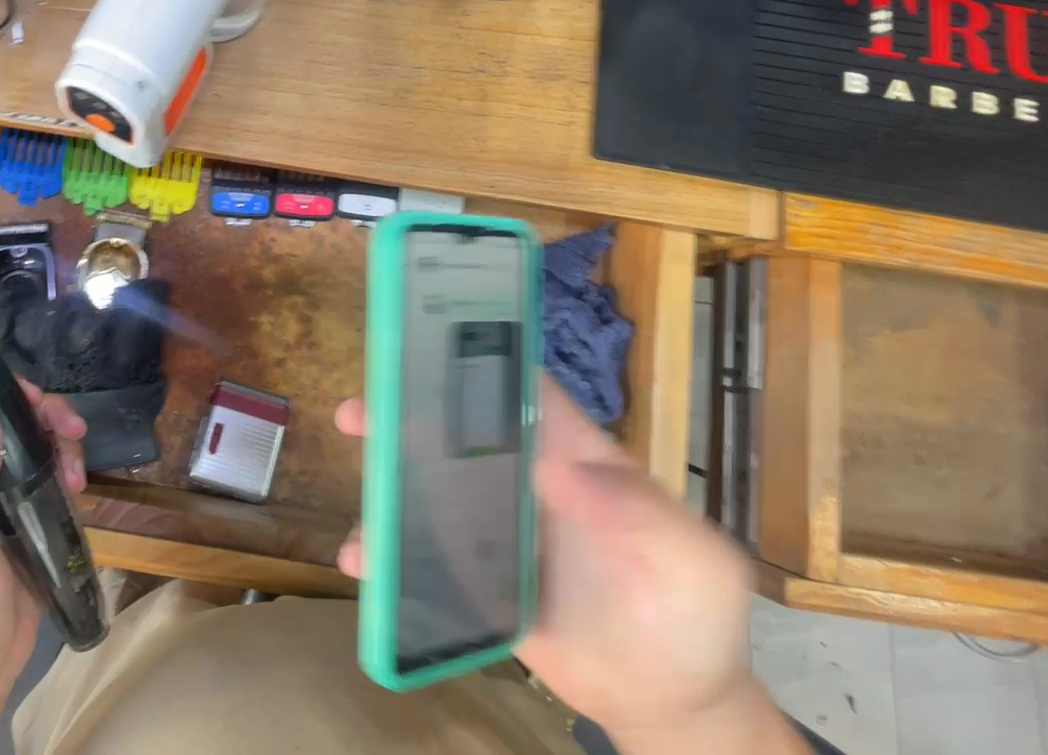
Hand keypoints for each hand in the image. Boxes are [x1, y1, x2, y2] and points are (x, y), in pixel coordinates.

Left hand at [0, 379, 86, 754]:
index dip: (2, 394)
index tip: (39, 398)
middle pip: (10, 425)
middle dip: (44, 420)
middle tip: (75, 432)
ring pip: (35, 450)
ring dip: (61, 450)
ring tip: (76, 480)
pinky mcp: (26, 522)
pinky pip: (49, 481)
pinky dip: (66, 477)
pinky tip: (77, 492)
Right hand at [336, 380, 804, 753]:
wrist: (664, 700)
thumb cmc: (688, 618)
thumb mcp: (691, 561)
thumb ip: (637, 511)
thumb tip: (557, 467)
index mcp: (572, 455)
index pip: (521, 391)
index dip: (474, 361)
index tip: (418, 347)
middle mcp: (523, 481)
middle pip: (455, 432)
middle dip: (402, 415)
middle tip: (356, 414)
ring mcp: (493, 528)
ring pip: (426, 490)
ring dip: (384, 488)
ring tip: (360, 512)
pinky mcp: (474, 576)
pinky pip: (423, 555)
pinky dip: (389, 556)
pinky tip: (367, 566)